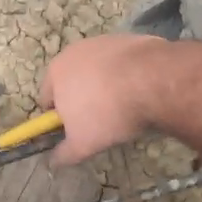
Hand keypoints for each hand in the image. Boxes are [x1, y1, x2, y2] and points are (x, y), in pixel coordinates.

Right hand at [38, 35, 171, 164]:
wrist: (154, 81)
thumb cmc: (108, 113)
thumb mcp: (83, 144)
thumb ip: (64, 154)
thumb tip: (52, 162)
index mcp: (55, 73)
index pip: (47, 99)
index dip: (59, 118)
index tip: (76, 131)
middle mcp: (74, 52)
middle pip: (72, 81)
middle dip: (82, 100)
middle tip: (101, 120)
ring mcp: (102, 42)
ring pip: (97, 71)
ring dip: (104, 86)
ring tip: (124, 106)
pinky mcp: (128, 39)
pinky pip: (120, 63)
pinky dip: (125, 75)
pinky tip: (139, 91)